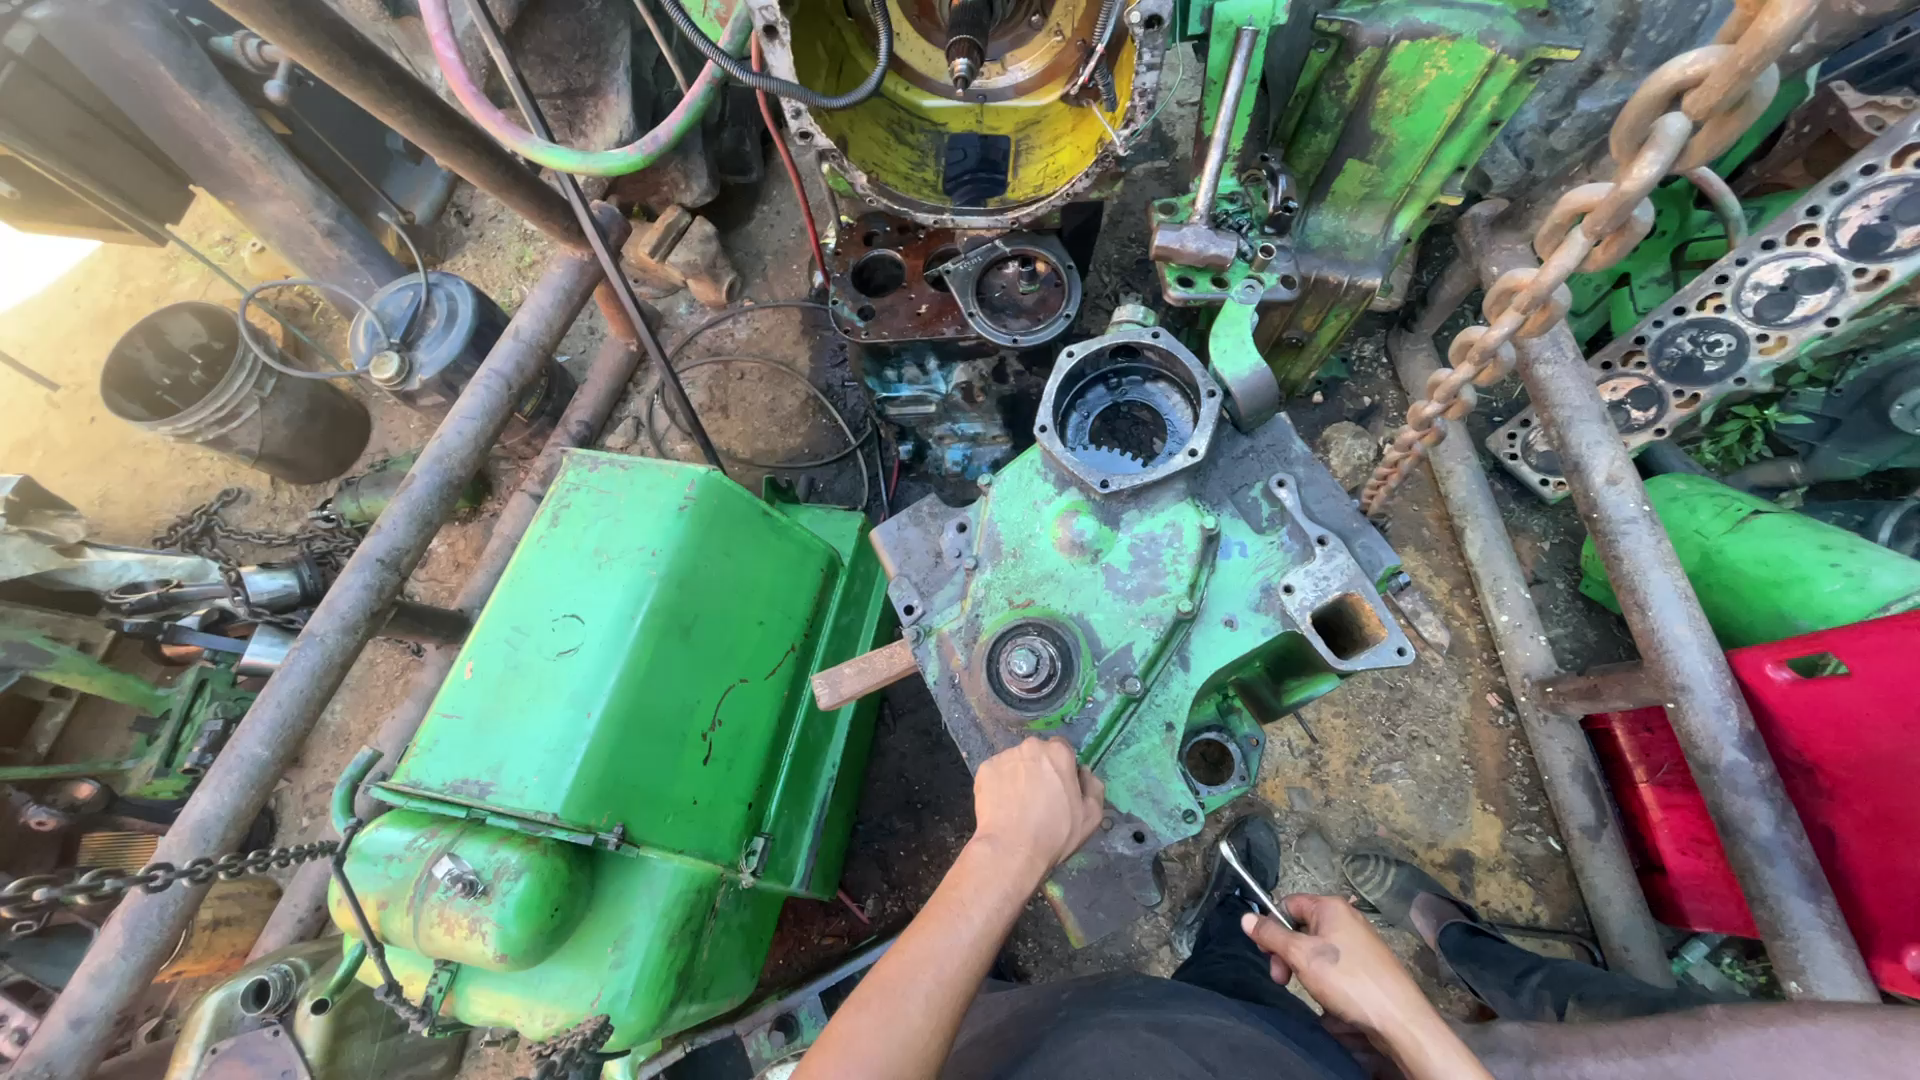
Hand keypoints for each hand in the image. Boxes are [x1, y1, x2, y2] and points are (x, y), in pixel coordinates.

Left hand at [969, 737, 1105, 881]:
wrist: (1011, 849)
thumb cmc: (1055, 833)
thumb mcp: (1091, 816)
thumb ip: (1093, 786)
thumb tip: (1084, 772)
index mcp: (1058, 752)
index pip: (1062, 749)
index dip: (1062, 768)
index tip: (1059, 788)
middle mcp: (1030, 747)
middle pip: (1038, 754)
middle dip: (1039, 770)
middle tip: (1038, 797)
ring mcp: (1004, 756)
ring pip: (1016, 762)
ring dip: (1019, 776)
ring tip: (1018, 804)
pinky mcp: (985, 769)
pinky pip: (996, 773)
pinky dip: (999, 785)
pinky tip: (1002, 806)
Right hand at [1241, 894, 1441, 1039]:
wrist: (1402, 1021)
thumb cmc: (1348, 980)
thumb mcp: (1301, 956)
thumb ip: (1271, 936)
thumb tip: (1245, 918)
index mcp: (1331, 907)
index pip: (1287, 904)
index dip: (1272, 926)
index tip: (1267, 954)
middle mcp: (1347, 918)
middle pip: (1301, 927)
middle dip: (1286, 952)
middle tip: (1282, 979)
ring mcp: (1361, 943)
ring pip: (1317, 949)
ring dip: (1304, 968)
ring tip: (1307, 991)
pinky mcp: (1371, 966)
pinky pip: (1336, 964)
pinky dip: (1325, 978)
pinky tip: (1328, 998)